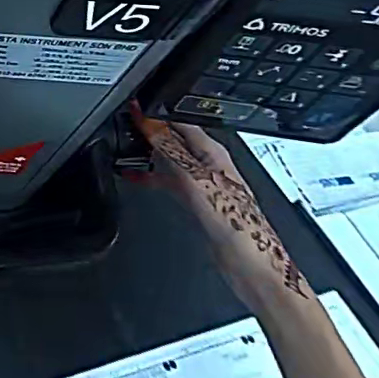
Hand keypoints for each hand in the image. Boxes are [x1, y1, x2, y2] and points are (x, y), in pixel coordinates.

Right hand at [129, 102, 308, 307]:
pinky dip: (151, 177)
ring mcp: (204, 185)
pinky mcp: (198, 204)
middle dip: (149, 131)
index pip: (179, 120)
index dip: (155, 112)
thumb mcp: (195, 178)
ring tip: (125, 149)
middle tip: (125, 125)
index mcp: (213, 152)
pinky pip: (169, 182)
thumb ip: (168, 149)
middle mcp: (209, 165)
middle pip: (174, 138)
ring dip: (148, 154)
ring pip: (170, 159)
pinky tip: (137, 179)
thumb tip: (147, 120)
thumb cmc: (238, 225)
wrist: (254, 269)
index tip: (132, 107)